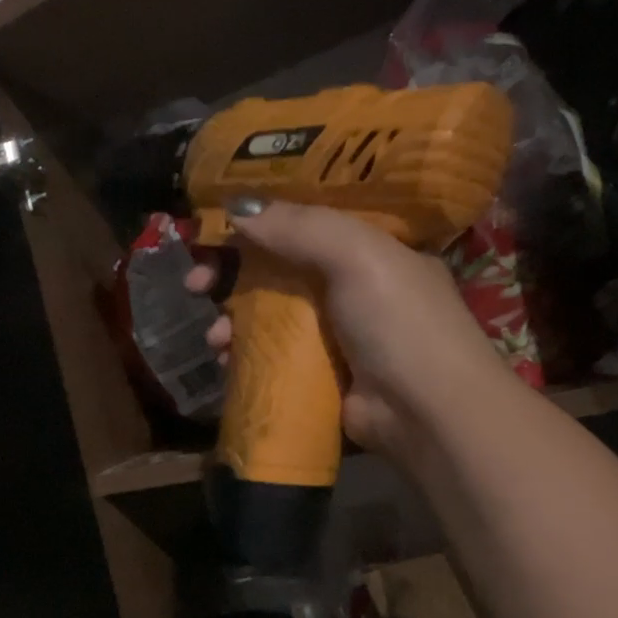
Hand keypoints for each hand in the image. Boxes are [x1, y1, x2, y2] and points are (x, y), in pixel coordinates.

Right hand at [185, 201, 508, 454]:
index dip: (257, 225)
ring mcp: (330, 336)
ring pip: (265, 317)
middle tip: (193, 285)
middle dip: (229, 276)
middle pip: (275, 271)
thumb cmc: (398, 322)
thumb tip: (237, 207)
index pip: (302, 225)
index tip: (213, 234)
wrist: (424, 411)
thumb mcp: (357, 256)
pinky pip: (267, 357)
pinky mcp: (315, 376)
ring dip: (230, 322)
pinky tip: (224, 361)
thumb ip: (300, 227)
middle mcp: (348, 288)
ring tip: (214, 338)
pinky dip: (241, 356)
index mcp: (368, 250)